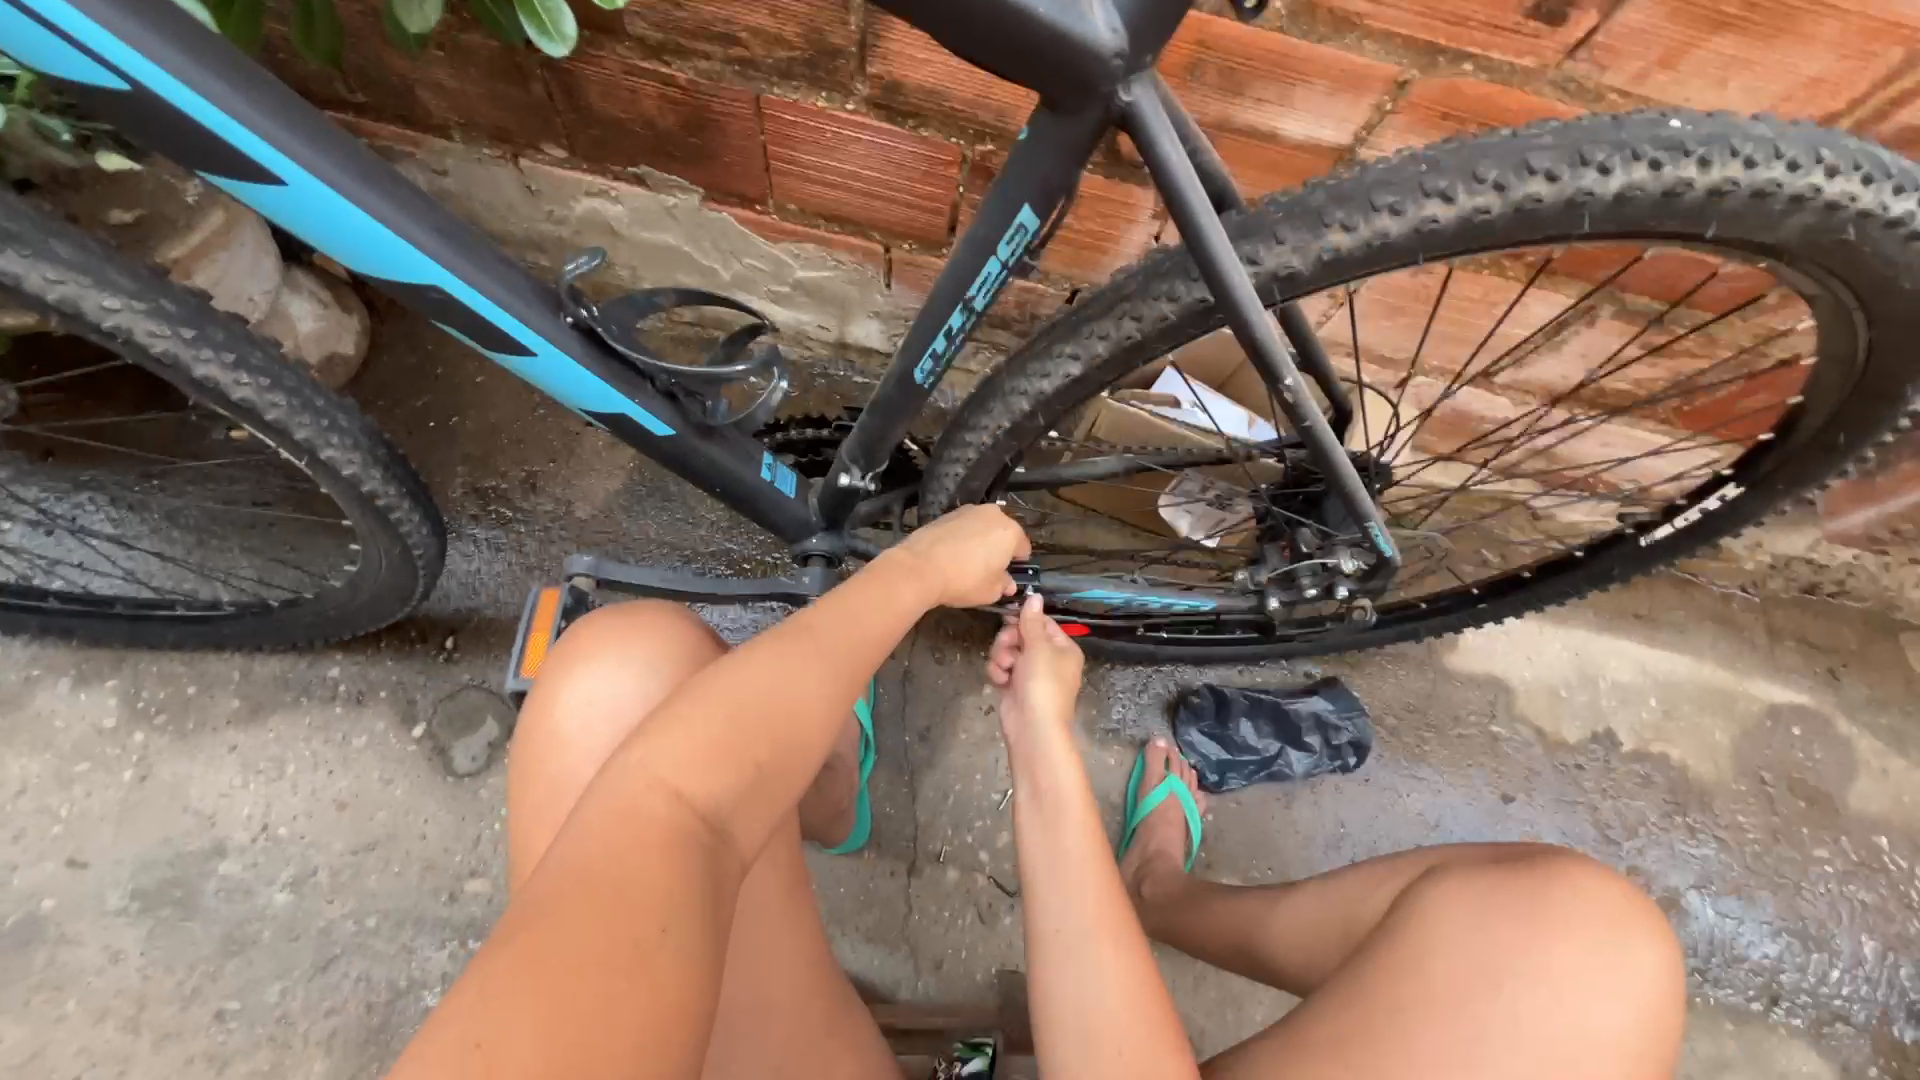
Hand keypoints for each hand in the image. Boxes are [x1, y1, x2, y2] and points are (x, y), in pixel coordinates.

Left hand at [887, 504, 1031, 608]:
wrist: (920, 567)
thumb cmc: (964, 580)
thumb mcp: (991, 591)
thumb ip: (1004, 584)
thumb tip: (1008, 583)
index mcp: (1010, 532)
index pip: (1023, 547)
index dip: (1018, 563)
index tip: (1010, 574)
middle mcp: (992, 515)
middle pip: (1003, 532)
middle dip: (999, 548)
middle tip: (989, 568)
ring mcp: (967, 511)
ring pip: (982, 527)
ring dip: (980, 540)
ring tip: (968, 562)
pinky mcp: (946, 514)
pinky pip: (962, 527)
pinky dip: (961, 537)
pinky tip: (951, 555)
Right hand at [986, 593, 1084, 736]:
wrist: (1033, 726)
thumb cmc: (1043, 683)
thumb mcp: (1039, 647)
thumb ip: (1032, 621)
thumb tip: (1035, 595)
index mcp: (1063, 648)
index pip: (1042, 623)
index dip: (1025, 620)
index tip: (1009, 617)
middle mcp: (1049, 659)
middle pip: (1022, 635)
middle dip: (1009, 640)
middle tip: (1008, 648)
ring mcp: (1030, 673)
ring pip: (1008, 650)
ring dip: (1001, 656)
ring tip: (1005, 669)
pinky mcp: (1014, 685)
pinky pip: (1001, 667)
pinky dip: (998, 672)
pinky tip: (1000, 681)